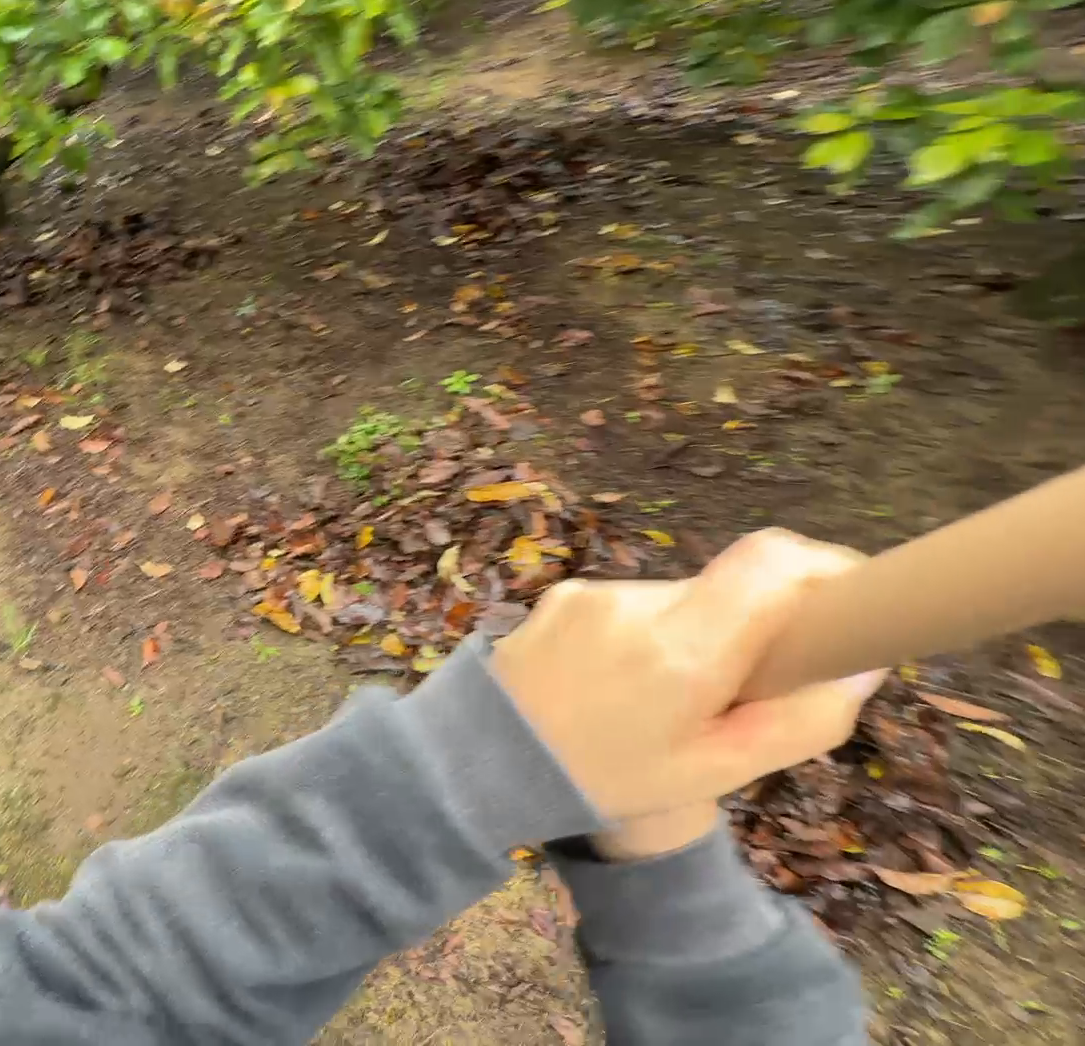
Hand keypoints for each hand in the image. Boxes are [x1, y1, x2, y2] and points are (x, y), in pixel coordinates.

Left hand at [490, 529, 885, 832]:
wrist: (482, 757)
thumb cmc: (604, 778)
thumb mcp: (714, 771)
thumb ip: (801, 720)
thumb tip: (860, 665)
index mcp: (679, 650)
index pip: (770, 562)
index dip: (824, 566)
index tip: (846, 598)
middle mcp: (631, 605)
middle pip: (724, 587)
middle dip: (747, 627)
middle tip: (731, 688)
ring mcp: (587, 594)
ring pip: (675, 598)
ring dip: (688, 634)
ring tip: (655, 696)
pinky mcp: (556, 594)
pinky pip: (625, 604)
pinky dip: (639, 632)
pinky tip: (610, 678)